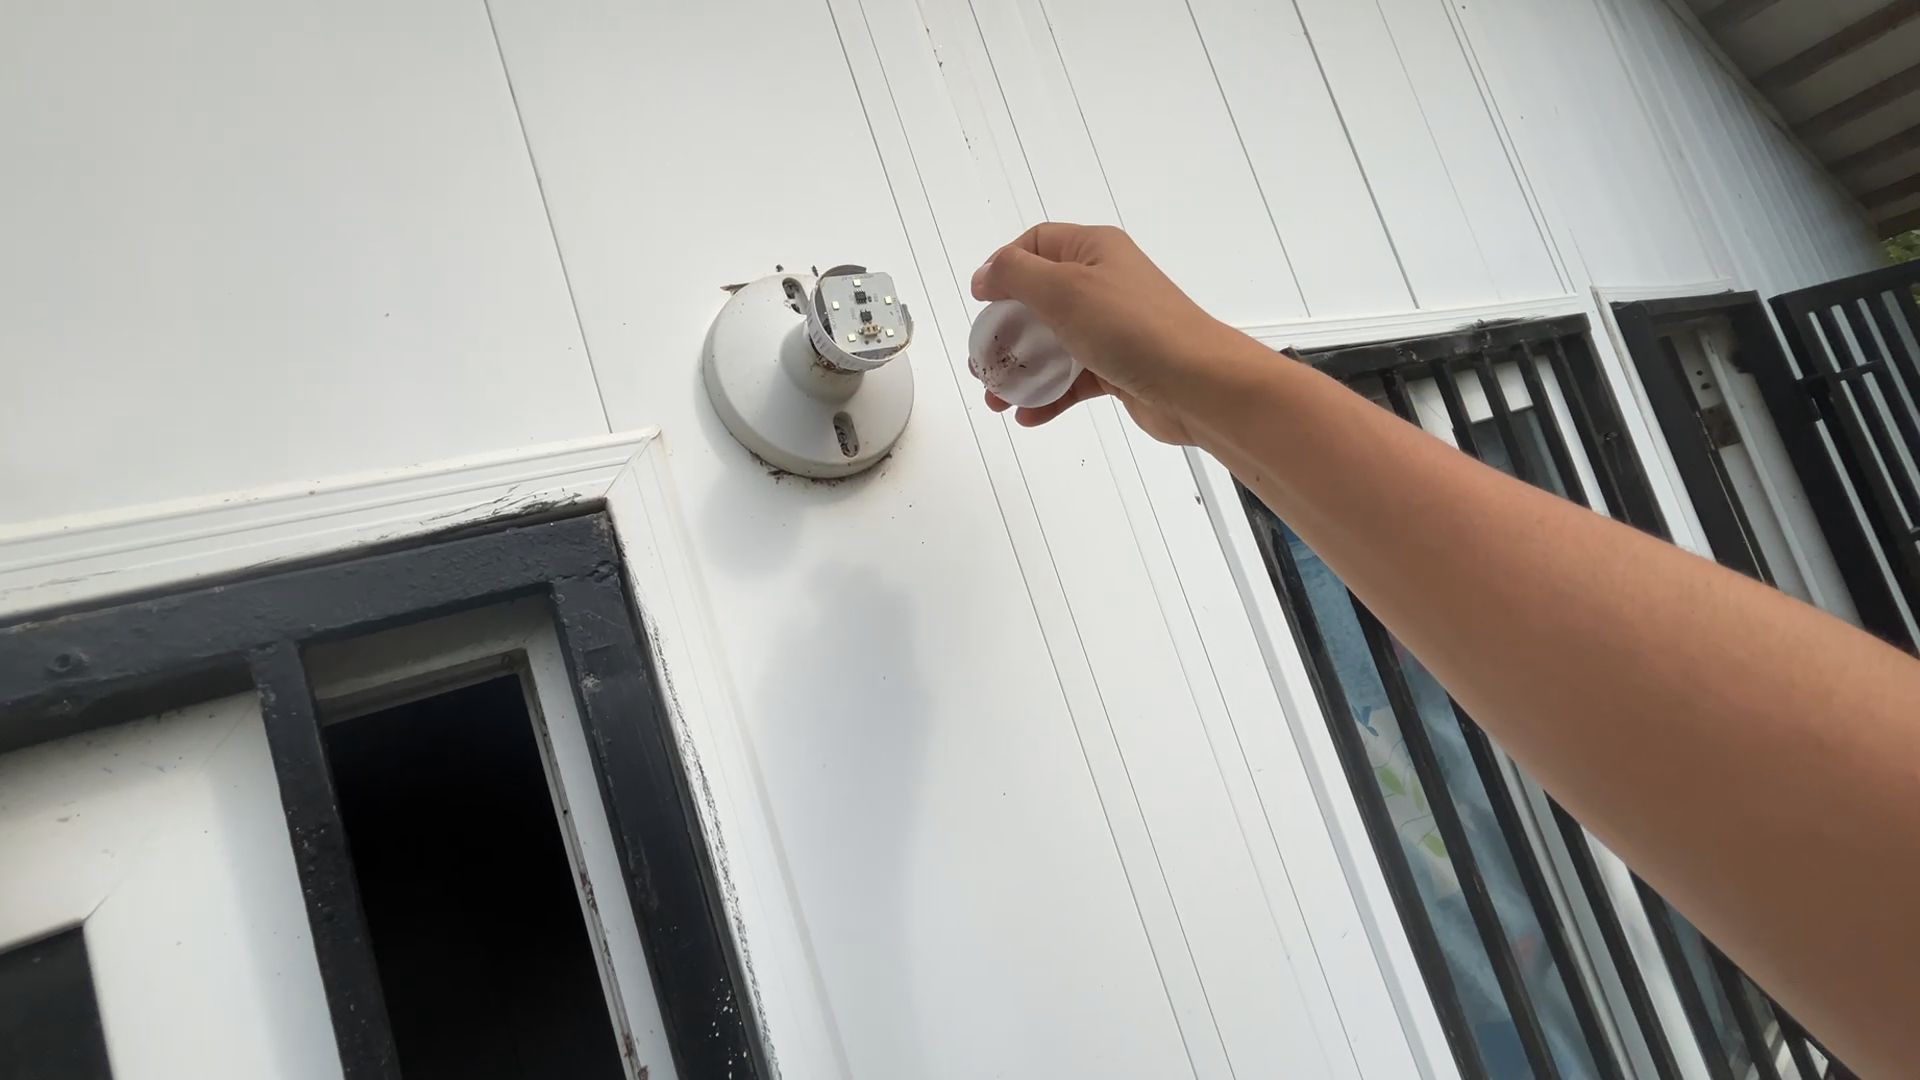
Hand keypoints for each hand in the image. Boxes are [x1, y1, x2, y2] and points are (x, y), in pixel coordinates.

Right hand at [970, 223, 1251, 445]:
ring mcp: (1110, 329)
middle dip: (1004, 334)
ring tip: (995, 400)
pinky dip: (1048, 397)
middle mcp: (1102, 285)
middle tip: (982, 362)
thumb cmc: (1130, 328)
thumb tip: (984, 275)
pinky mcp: (1117, 369)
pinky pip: (1072, 380)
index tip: (981, 305)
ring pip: (1052, 346)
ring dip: (1020, 372)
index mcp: (1093, 251)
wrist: (1194, 384)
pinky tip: (1027, 416)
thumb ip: (1015, 275)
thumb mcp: (1063, 289)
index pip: (1036, 245)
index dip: (1003, 269)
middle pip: (1038, 302)